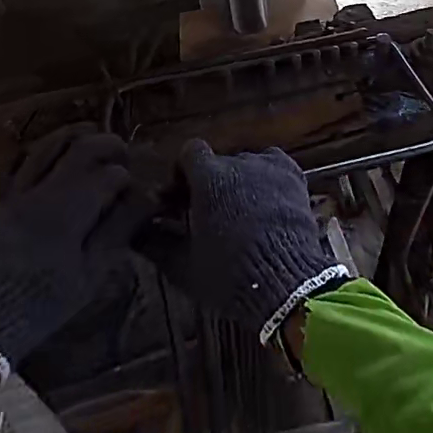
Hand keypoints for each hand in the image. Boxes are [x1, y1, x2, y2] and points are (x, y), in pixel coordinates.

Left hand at [0, 127, 152, 373]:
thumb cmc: (39, 307)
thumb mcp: (89, 276)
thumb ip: (117, 230)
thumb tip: (147, 198)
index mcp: (68, 212)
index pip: (110, 175)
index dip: (129, 178)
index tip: (137, 190)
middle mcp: (39, 193)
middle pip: (80, 148)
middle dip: (108, 145)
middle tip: (123, 154)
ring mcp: (10, 195)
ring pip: (44, 147)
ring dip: (72, 137)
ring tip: (90, 139)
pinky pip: (6, 164)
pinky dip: (28, 153)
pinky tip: (42, 157)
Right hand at [142, 140, 347, 341]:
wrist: (285, 281)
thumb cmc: (228, 273)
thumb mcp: (181, 265)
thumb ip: (154, 241)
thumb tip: (137, 228)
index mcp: (209, 177)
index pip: (190, 151)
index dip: (183, 172)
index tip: (181, 197)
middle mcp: (240, 161)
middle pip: (218, 162)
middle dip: (209, 183)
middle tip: (207, 214)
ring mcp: (271, 165)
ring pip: (246, 164)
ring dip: (238, 182)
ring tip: (240, 214)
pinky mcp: (295, 175)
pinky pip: (273, 166)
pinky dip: (265, 179)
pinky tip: (265, 203)